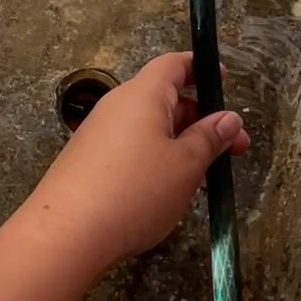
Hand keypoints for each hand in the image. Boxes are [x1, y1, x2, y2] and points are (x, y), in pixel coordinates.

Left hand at [19, 52, 249, 274]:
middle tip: (235, 148)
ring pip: (152, 128)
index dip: (200, 68)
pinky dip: (159, 159)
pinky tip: (173, 191)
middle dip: (203, 119)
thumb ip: (209, 139)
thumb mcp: (184, 166)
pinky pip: (134, 148)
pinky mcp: (90, 161)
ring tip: (208, 177)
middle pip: (167, 98)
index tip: (225, 82)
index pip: (174, 64)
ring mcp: (101, 133)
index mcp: (142, 94)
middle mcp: (119, 105)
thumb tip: (229, 118)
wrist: (64, 236)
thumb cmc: (134, 191)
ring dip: (184, 144)